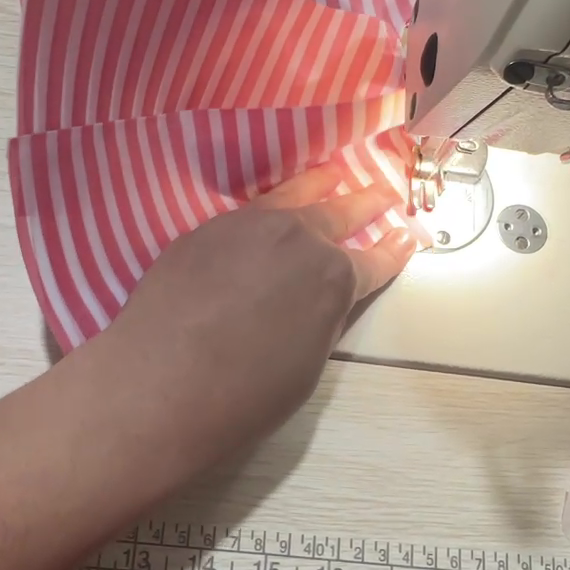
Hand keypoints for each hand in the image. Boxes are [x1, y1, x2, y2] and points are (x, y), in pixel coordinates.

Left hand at [81, 165, 415, 469]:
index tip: (409, 237)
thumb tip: (317, 302)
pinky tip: (269, 207)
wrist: (160, 383)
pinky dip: (270, 204)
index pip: (375, 261)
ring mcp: (248, 226)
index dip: (394, 252)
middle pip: (340, 213)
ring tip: (334, 174)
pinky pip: (249, 209)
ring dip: (319, 185)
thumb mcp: (306, 366)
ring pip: (293, 196)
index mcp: (334, 277)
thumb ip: (320, 322)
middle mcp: (297, 239)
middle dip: (368, 202)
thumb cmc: (243, 395)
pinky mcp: (206, 229)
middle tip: (386, 192)